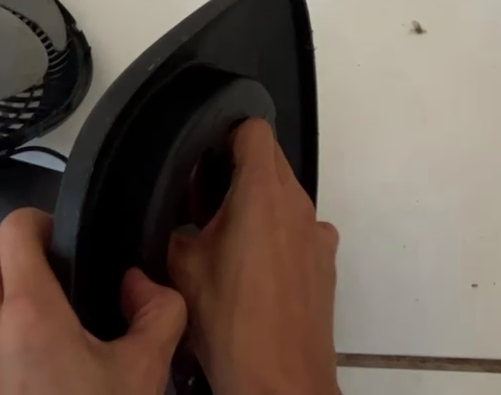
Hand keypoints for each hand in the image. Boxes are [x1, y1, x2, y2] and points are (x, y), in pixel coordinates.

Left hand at [0, 208, 185, 394]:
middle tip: (49, 276)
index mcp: (27, 315)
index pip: (15, 228)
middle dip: (13, 250)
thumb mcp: (144, 374)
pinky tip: (9, 379)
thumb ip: (158, 309)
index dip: (41, 224)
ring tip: (31, 334)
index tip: (62, 243)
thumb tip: (138, 281)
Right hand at [168, 119, 339, 394]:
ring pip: (284, 194)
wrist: (280, 382)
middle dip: (236, 172)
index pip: (253, 130)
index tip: (208, 155)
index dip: (227, 134)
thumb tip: (175, 221)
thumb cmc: (233, 325)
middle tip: (205, 203)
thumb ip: (175, 228)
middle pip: (269, 160)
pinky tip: (256, 271)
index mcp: (261, 191)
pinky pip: (299, 228)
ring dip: (258, 204)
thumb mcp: (182, 268)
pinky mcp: (325, 261)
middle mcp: (296, 203)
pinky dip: (278, 234)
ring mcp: (315, 232)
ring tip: (227, 241)